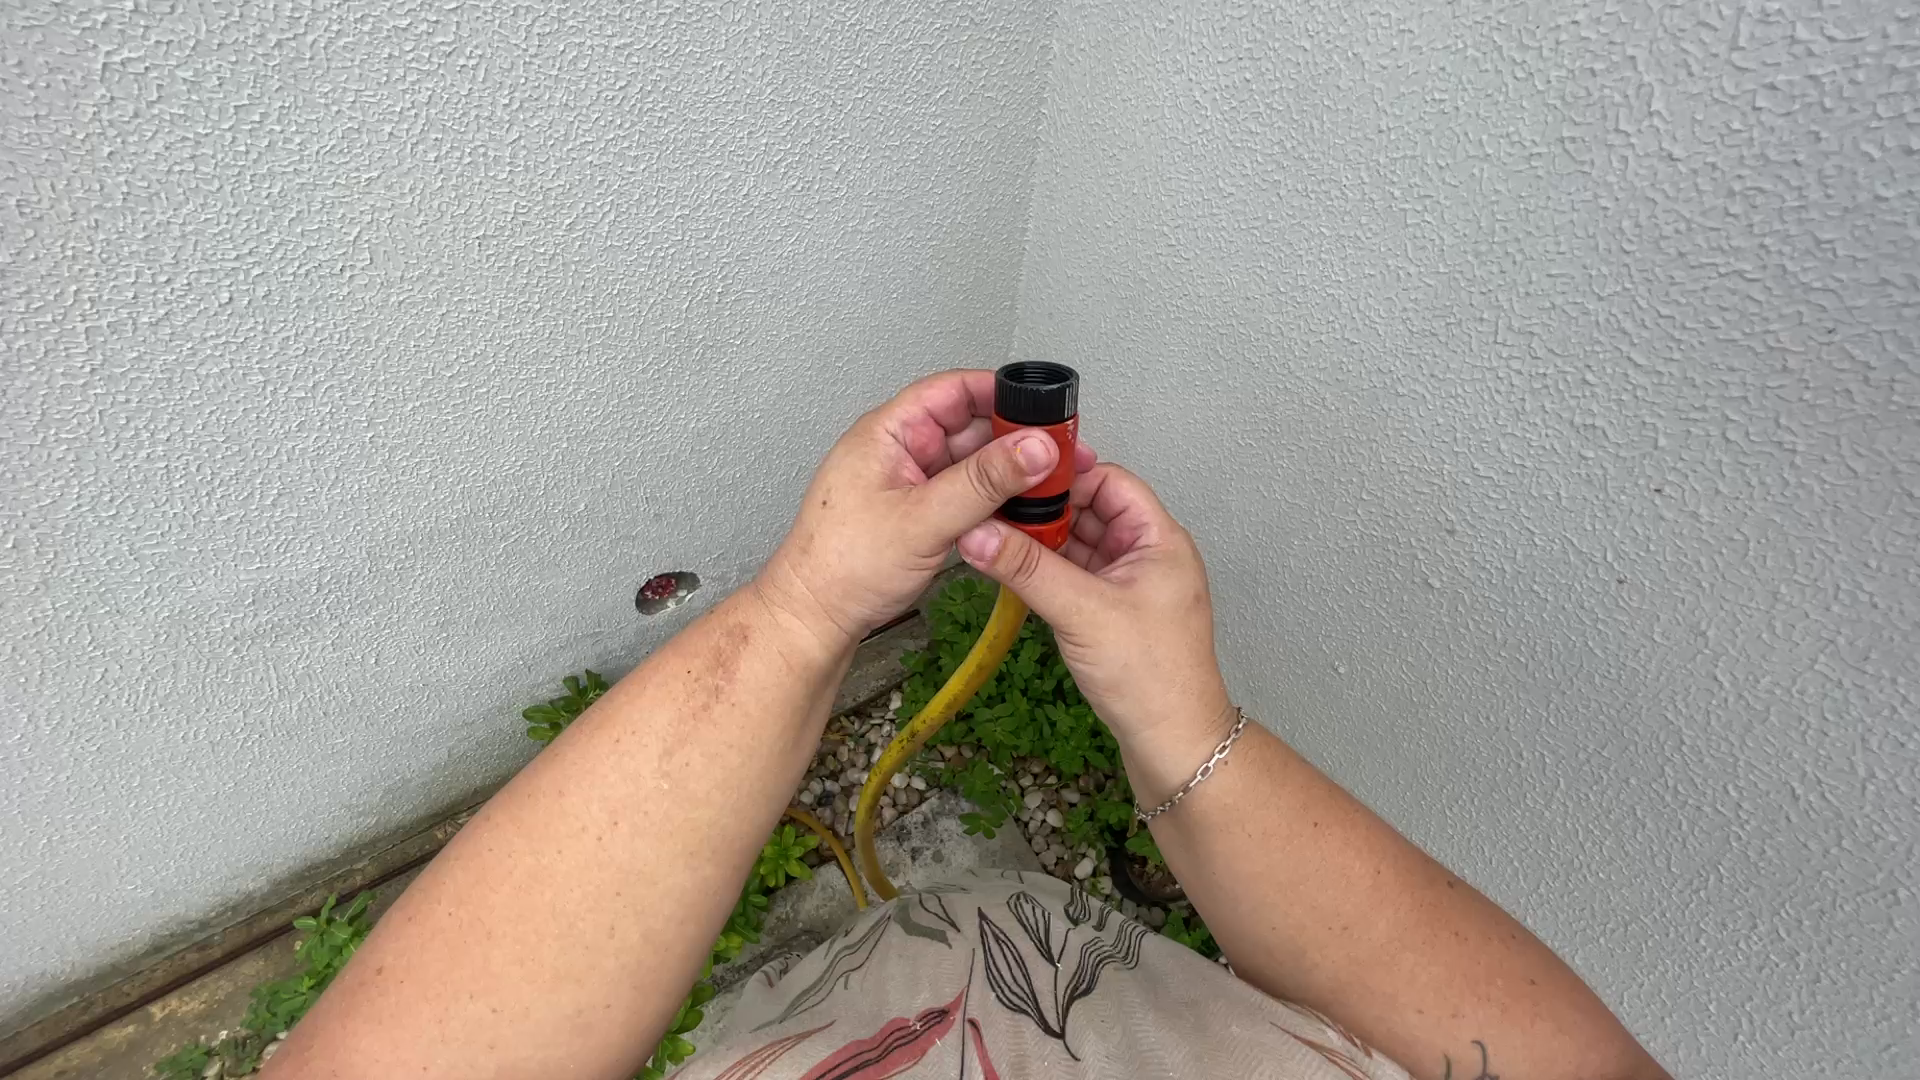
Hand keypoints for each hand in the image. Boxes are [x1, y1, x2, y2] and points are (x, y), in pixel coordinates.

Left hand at [758, 370, 1097, 646]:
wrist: (817, 618)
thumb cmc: (843, 567)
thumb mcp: (923, 519)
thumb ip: (983, 482)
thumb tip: (1034, 448)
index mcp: (888, 433)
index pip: (952, 390)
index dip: (1000, 393)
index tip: (1043, 409)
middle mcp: (900, 451)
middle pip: (969, 427)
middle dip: (1014, 439)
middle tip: (1058, 454)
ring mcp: (910, 482)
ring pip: (971, 464)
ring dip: (1006, 473)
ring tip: (1046, 486)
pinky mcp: (918, 511)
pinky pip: (964, 493)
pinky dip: (992, 500)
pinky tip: (1018, 512)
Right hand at [954, 465, 1234, 794]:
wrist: (1172, 744)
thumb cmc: (1148, 675)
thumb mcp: (1082, 611)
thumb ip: (1026, 569)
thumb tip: (975, 533)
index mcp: (1158, 539)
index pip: (1110, 480)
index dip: (1066, 475)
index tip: (1018, 478)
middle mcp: (1146, 554)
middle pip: (1091, 510)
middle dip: (1046, 511)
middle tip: (997, 509)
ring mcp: (1129, 584)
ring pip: (1080, 544)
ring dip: (1044, 542)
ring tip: (998, 538)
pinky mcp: (1113, 611)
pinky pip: (1077, 574)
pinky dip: (1049, 570)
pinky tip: (1016, 571)